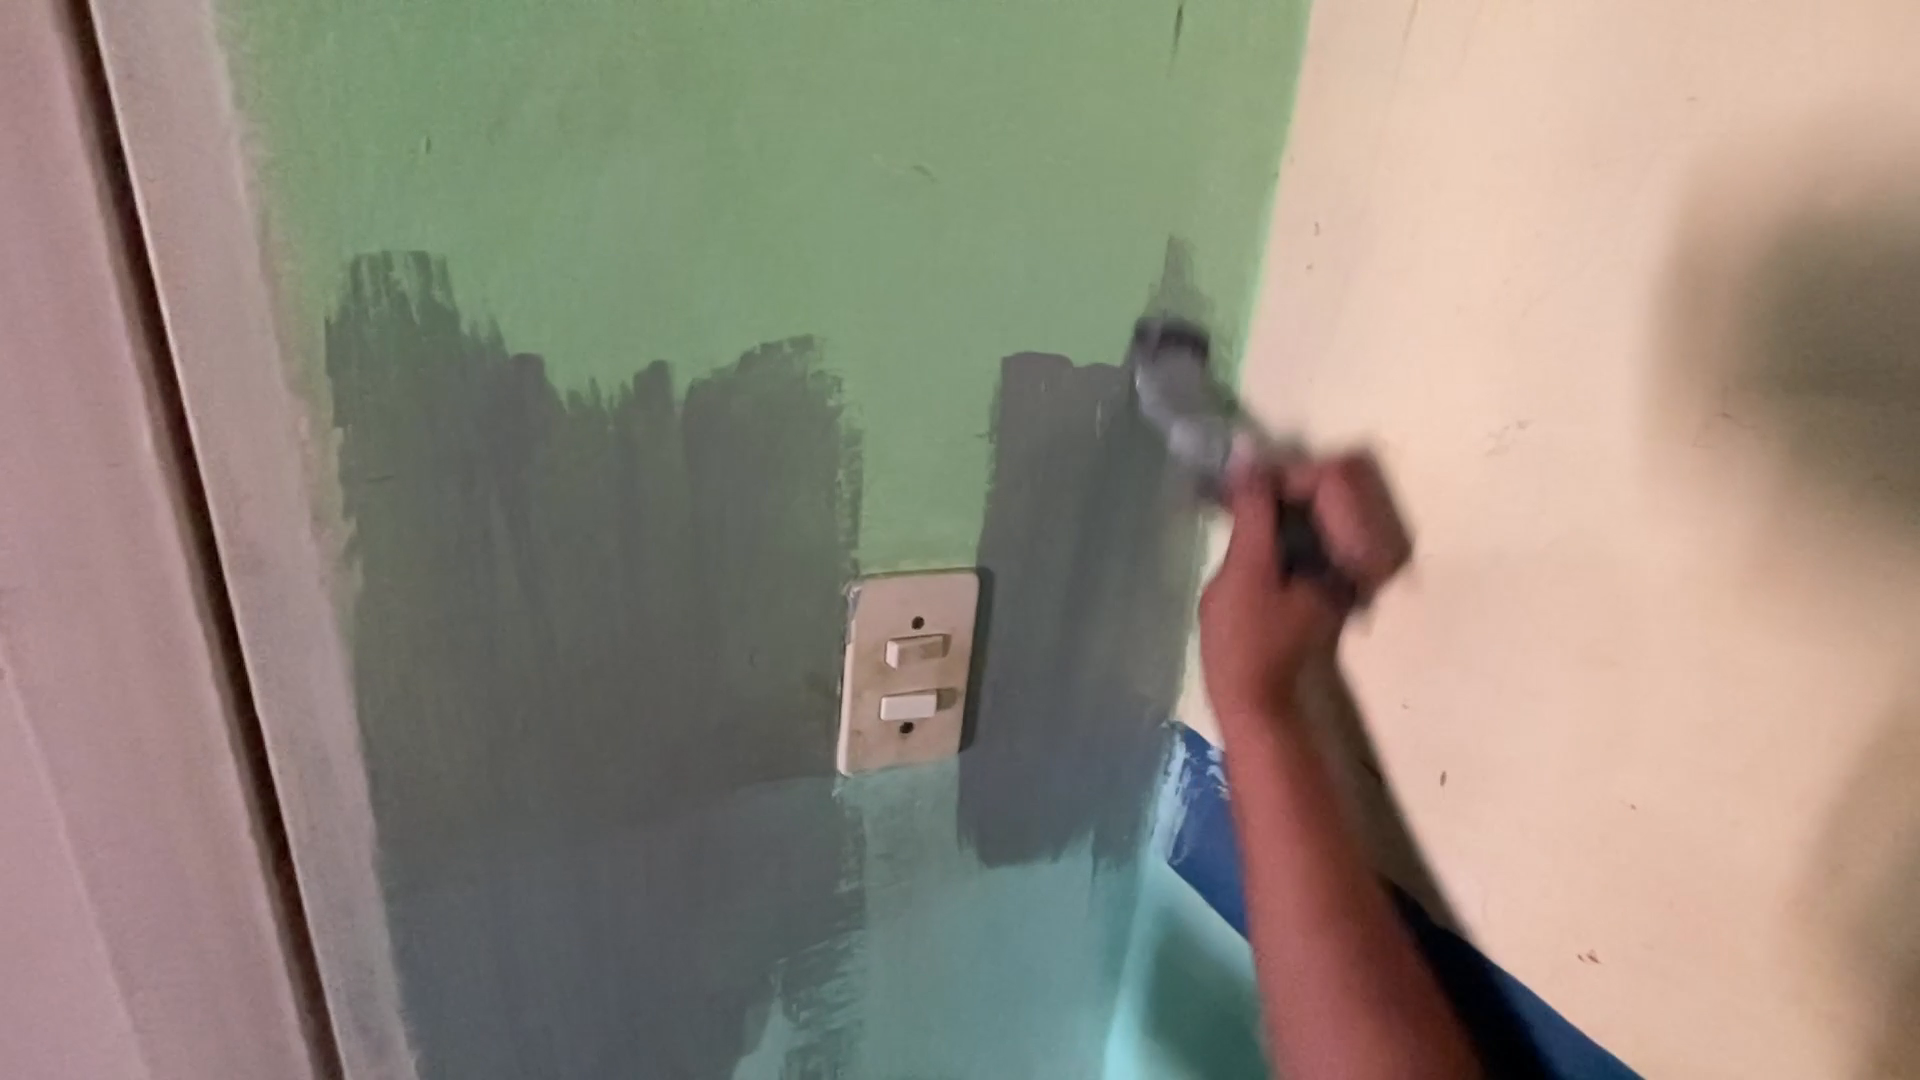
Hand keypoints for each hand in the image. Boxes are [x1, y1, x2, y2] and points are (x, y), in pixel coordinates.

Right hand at [1198, 452, 1411, 721]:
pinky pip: (1318, 514)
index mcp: (1359, 555)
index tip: (1239, 492)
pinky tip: (1248, 520)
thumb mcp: (1244, 571)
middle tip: (1238, 494)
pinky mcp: (1336, 562)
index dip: (1281, 476)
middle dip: (1282, 479)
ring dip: (1278, 492)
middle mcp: (1372, 550)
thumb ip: (1252, 510)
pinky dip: (1281, 510)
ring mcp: (1356, 556)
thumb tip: (1247, 457)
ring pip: (1325, 493)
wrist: (1256, 695)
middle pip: (1336, 477)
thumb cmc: (1245, 642)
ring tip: (1235, 505)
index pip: (1333, 479)